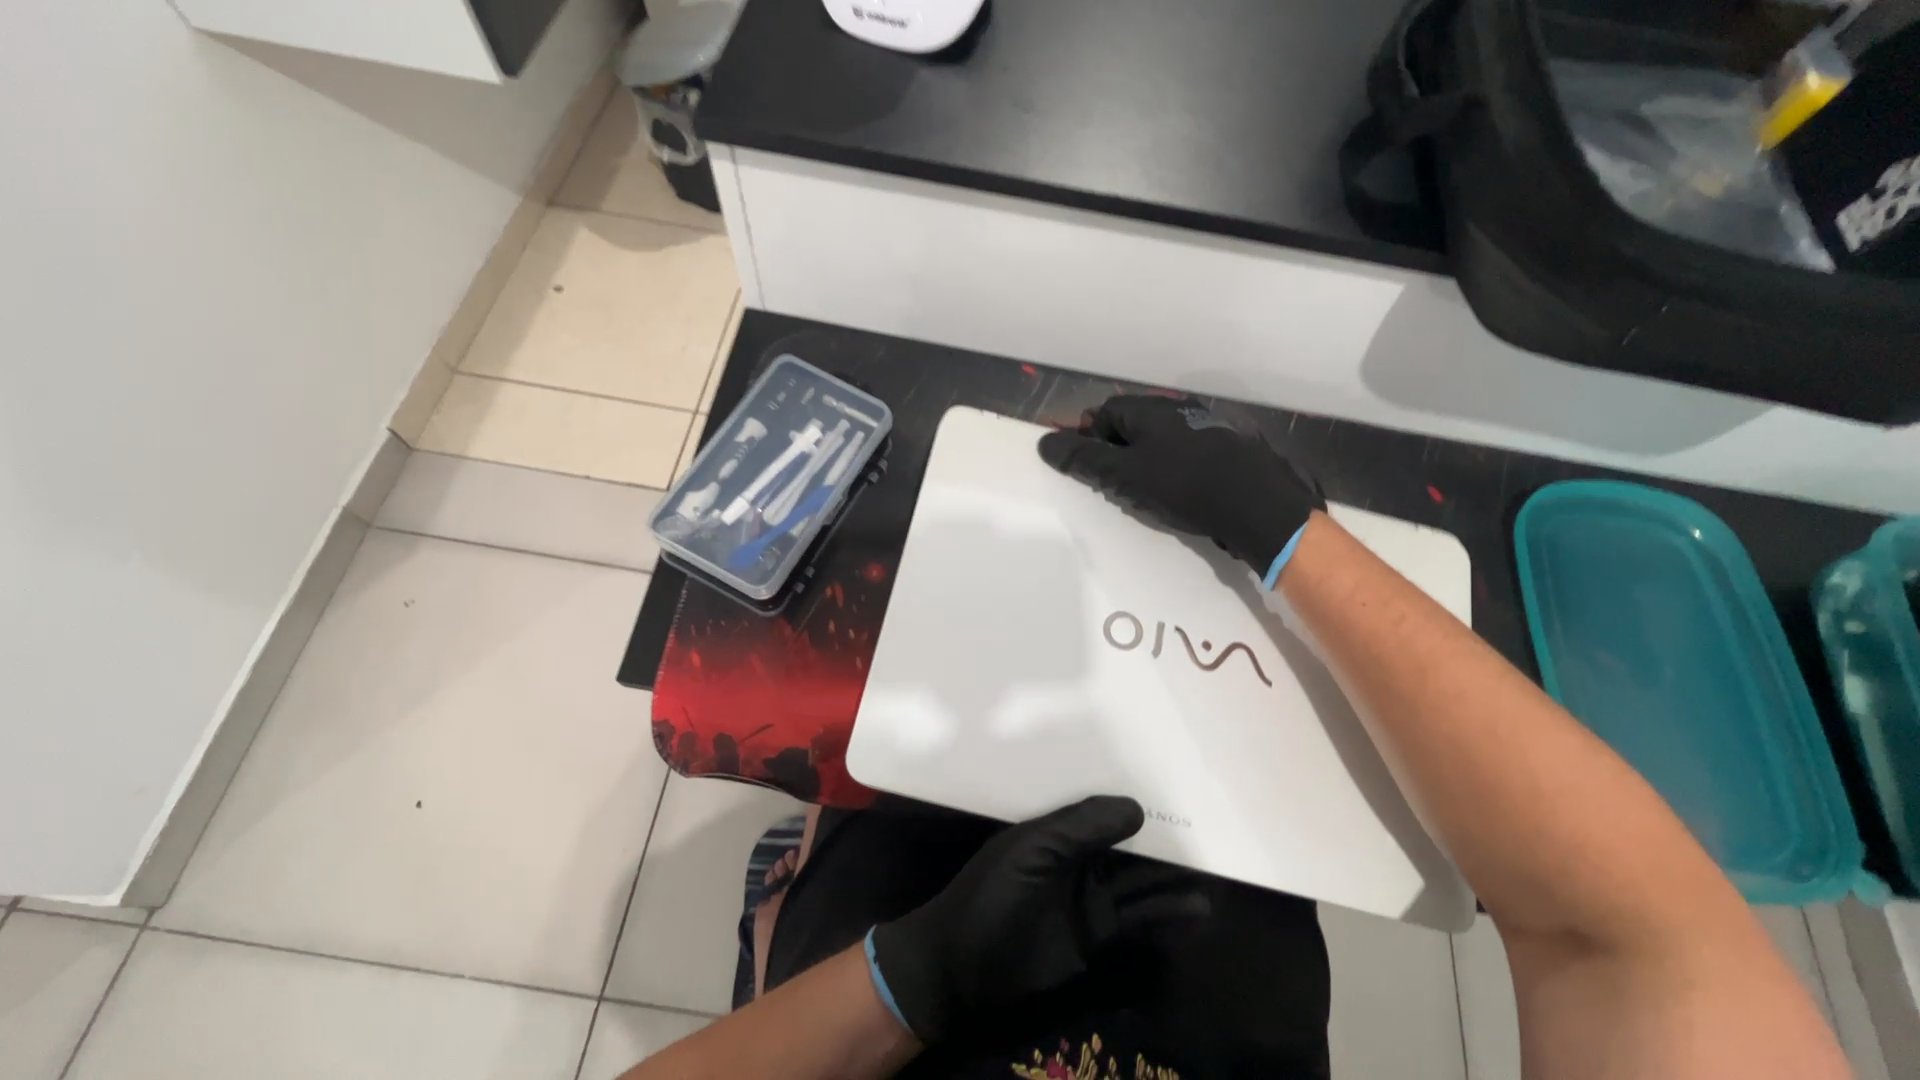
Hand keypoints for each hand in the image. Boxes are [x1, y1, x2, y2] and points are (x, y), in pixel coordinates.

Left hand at [866, 796, 1209, 1043]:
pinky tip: (1196, 909)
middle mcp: (1077, 863)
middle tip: (1212, 827)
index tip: (1176, 783)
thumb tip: (1138, 808)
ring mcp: (1088, 902)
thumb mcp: (1030, 850)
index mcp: (1056, 833)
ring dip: (1174, 880)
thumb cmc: (989, 896)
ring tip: (1214, 873)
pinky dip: (1168, 916)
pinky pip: (1138, 922)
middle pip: (1128, 846)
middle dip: (1165, 839)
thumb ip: (1080, 827)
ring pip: (1141, 885)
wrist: (958, 970)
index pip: (1102, 809)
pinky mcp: (1097, 941)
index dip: (1134, 798)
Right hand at [1037, 395, 1323, 585]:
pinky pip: (1195, 456)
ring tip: (1148, 494)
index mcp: (1153, 409)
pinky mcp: (1237, 450)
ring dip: (1152, 461)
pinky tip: (1186, 496)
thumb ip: (1084, 459)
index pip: (1107, 412)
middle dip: (1120, 451)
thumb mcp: (1124, 476)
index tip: (1089, 468)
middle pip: (1137, 425)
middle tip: (1115, 485)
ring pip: (1167, 440)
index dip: (1091, 437)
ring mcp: (1214, 428)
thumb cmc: (1185, 486)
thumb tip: (1044, 442)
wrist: (1261, 506)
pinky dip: (1181, 471)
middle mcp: (1184, 409)